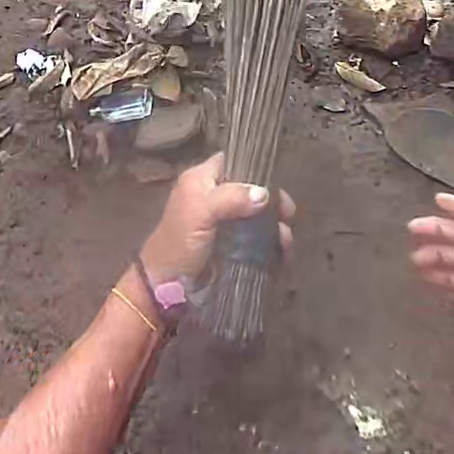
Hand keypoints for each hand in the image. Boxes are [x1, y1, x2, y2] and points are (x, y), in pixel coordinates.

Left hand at [140, 153, 294, 284]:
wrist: (166, 291)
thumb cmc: (179, 243)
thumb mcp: (200, 212)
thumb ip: (231, 198)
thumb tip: (265, 194)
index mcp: (203, 180)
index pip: (233, 161)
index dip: (254, 166)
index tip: (276, 179)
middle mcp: (217, 197)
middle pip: (253, 190)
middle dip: (272, 201)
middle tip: (287, 212)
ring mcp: (228, 224)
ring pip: (260, 216)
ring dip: (275, 225)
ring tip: (284, 238)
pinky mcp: (236, 248)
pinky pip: (261, 240)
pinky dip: (274, 244)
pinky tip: (283, 251)